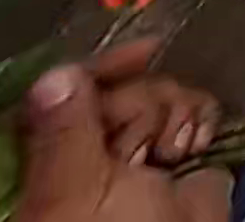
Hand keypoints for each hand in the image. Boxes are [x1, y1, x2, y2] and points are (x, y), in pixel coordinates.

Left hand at [15, 43, 227, 221]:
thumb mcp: (74, 191)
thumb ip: (64, 133)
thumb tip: (55, 73)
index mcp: (42, 158)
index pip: (65, 91)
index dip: (100, 69)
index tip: (142, 53)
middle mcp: (88, 143)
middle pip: (122, 87)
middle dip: (143, 107)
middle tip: (139, 151)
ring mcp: (137, 141)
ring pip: (163, 90)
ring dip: (175, 116)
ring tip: (171, 155)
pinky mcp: (180, 139)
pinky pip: (196, 101)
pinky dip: (202, 117)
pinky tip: (195, 145)